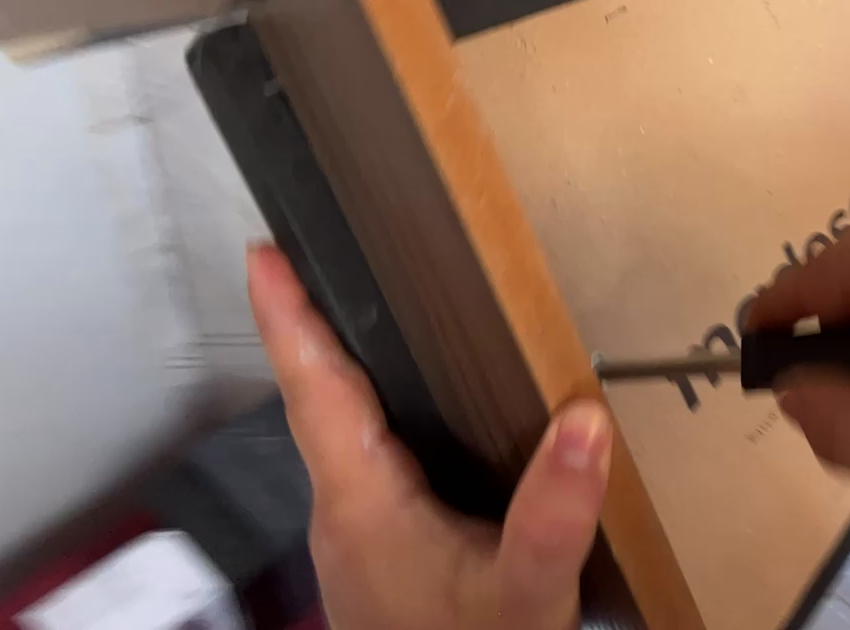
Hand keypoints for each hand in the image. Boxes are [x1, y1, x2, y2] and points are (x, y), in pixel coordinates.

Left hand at [248, 245, 609, 628]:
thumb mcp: (524, 594)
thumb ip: (552, 514)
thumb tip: (586, 415)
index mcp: (364, 502)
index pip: (316, 395)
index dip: (288, 322)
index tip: (263, 256)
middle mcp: (350, 506)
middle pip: (321, 400)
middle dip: (315, 326)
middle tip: (327, 256)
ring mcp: (367, 525)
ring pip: (347, 426)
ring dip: (346, 361)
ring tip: (375, 305)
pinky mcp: (392, 536)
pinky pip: (378, 447)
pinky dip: (384, 400)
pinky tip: (427, 396)